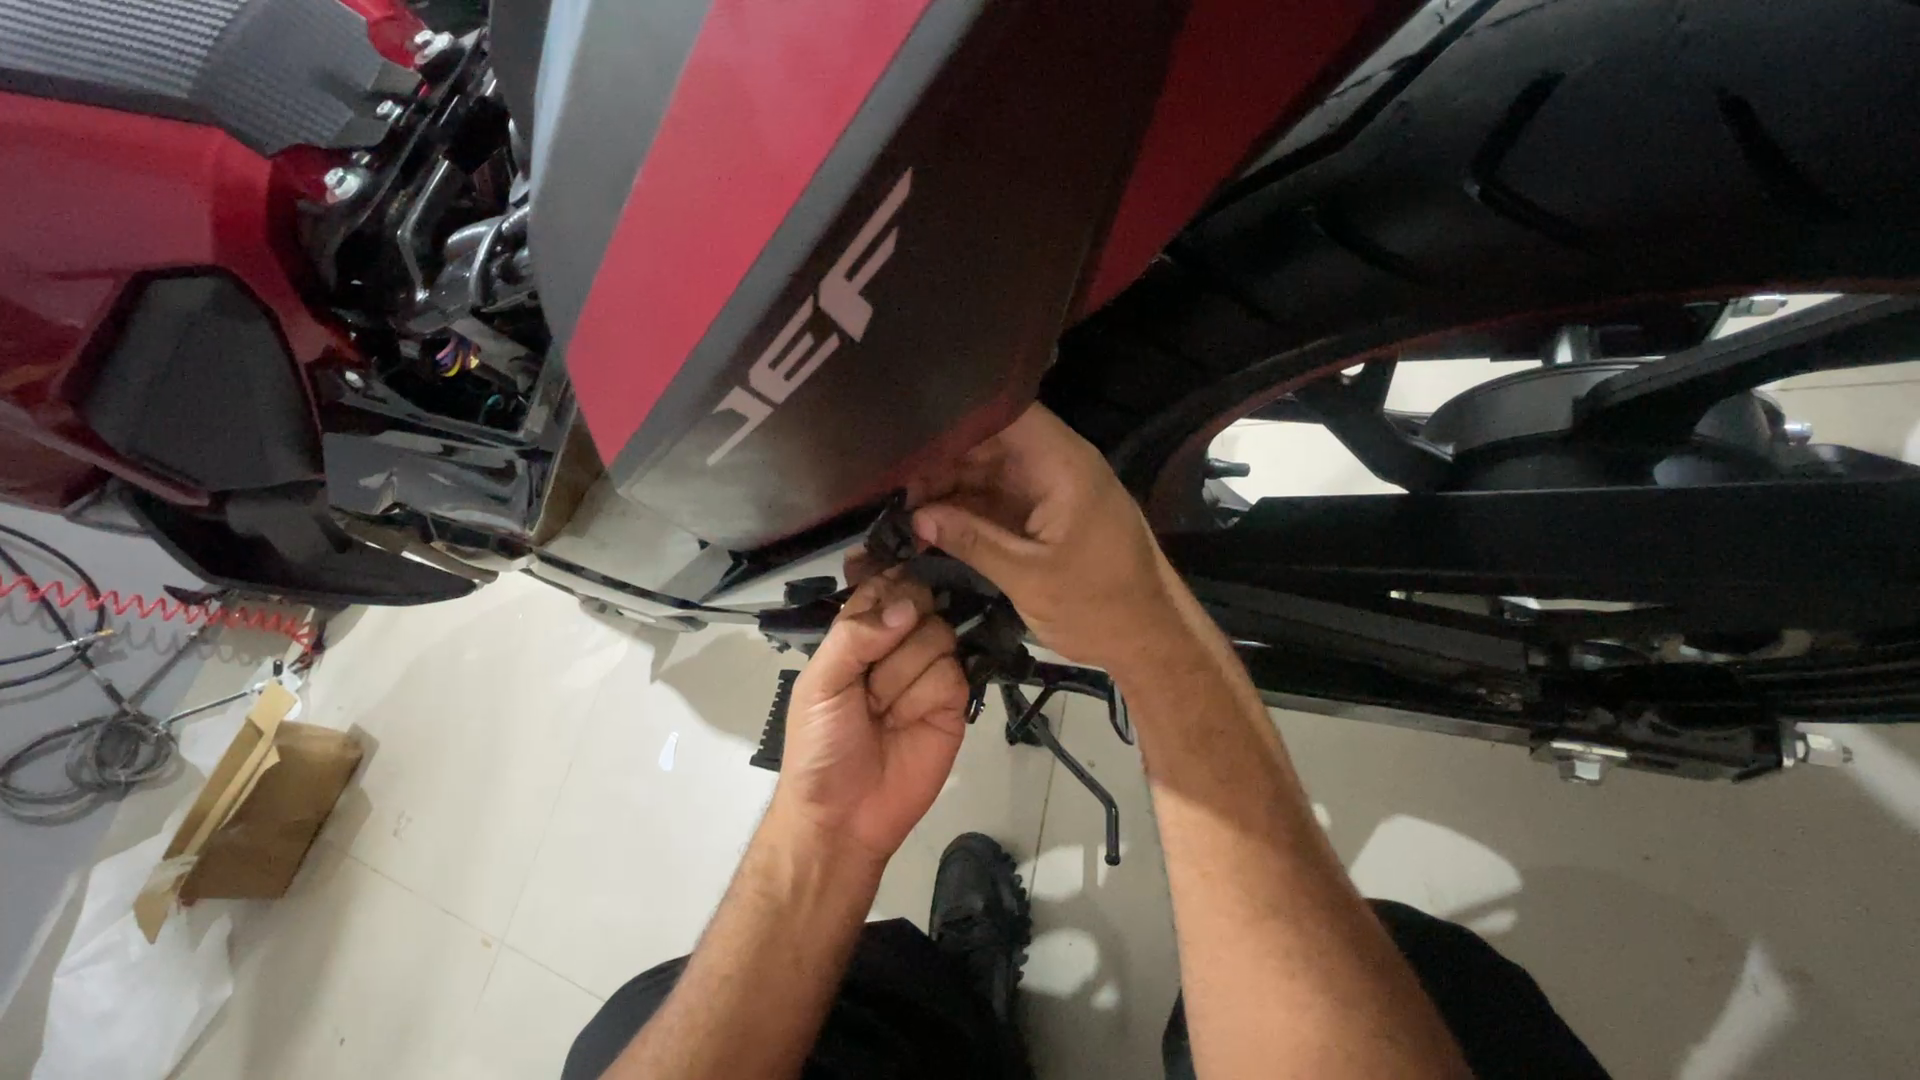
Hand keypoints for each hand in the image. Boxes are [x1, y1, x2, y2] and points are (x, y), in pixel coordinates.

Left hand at [769, 571, 968, 863]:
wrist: (843, 815)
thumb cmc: (819, 745)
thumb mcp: (819, 683)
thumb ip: (855, 635)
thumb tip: (906, 606)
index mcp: (860, 634)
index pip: (884, 586)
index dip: (889, 586)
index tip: (888, 594)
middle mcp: (899, 645)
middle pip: (920, 602)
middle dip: (897, 632)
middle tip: (873, 668)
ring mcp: (929, 671)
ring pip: (939, 635)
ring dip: (903, 674)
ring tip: (881, 710)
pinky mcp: (955, 701)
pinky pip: (954, 673)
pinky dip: (925, 696)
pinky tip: (906, 721)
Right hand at [911, 403, 1180, 669]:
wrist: (1149, 641)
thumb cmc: (1100, 606)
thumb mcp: (1030, 576)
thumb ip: (972, 540)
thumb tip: (915, 518)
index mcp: (1063, 464)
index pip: (1006, 414)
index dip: (957, 416)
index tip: (907, 431)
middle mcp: (1054, 466)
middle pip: (989, 441)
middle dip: (941, 457)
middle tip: (889, 481)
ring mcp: (1046, 491)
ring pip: (986, 471)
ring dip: (946, 486)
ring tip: (898, 504)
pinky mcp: (1041, 517)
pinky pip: (994, 500)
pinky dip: (963, 510)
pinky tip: (925, 521)